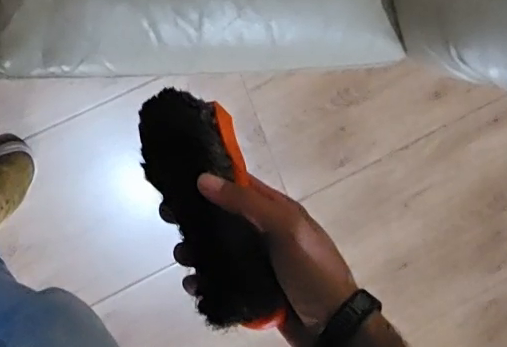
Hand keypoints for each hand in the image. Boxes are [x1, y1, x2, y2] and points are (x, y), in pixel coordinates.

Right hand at [176, 173, 360, 346]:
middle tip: (170, 218)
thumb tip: (202, 178)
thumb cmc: (314, 271)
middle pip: (218, 215)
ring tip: (183, 258)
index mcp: (273, 209)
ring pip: (214, 248)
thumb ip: (246, 202)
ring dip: (193, 250)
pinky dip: (203, 280)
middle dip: (192, 217)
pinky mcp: (249, 289)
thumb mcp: (286, 229)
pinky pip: (218, 279)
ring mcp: (254, 261)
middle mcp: (260, 231)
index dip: (207, 176)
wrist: (336, 330)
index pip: (235, 182)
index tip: (178, 178)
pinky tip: (194, 284)